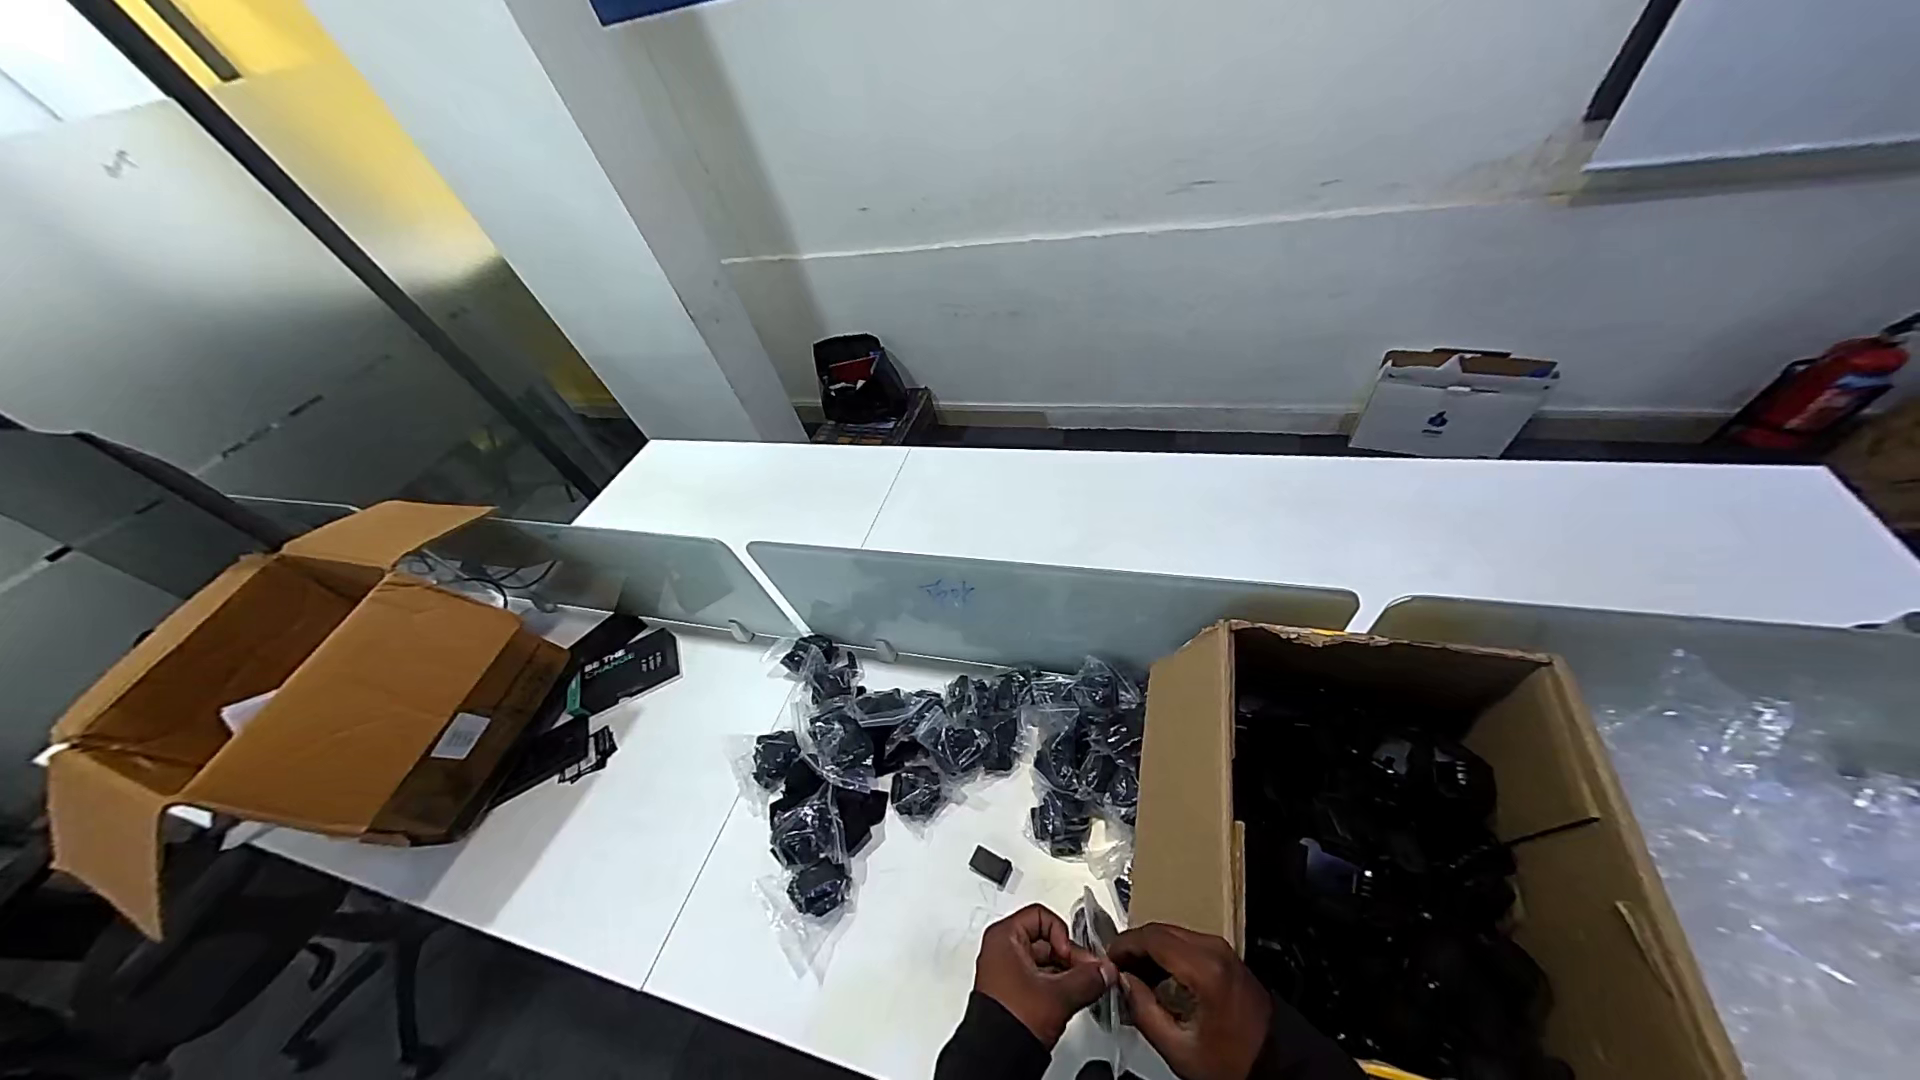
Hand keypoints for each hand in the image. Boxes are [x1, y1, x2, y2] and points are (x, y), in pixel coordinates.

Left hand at [972, 903, 1116, 1046]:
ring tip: (1083, 988)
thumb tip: (1104, 970)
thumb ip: (1086, 978)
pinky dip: (1057, 985)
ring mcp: (1007, 971)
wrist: (995, 1059)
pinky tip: (1070, 999)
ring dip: (1066, 973)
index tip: (1073, 957)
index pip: (1042, 916)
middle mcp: (1002, 949)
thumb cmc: (1009, 1021)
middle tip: (1089, 973)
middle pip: (1045, 939)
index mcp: (1004, 936)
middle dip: (1071, 957)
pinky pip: (1040, 978)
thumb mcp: (1056, 995)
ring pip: (1045, 961)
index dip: (1062, 935)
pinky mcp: (1013, 992)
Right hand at [1109, 923, 1271, 1079]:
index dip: (1124, 945)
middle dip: (1134, 946)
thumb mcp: (1181, 1050)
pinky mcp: (1225, 955)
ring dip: (1149, 949)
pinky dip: (1165, 952)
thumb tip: (1123, 983)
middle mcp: (1214, 949)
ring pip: (1171, 933)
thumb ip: (1144, 1012)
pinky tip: (1157, 976)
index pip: (1151, 938)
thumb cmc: (1237, 1064)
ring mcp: (1222, 949)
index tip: (1108, 959)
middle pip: (1160, 931)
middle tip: (1117, 968)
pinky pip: (1185, 941)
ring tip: (1134, 976)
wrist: (1278, 1067)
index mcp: (1204, 968)